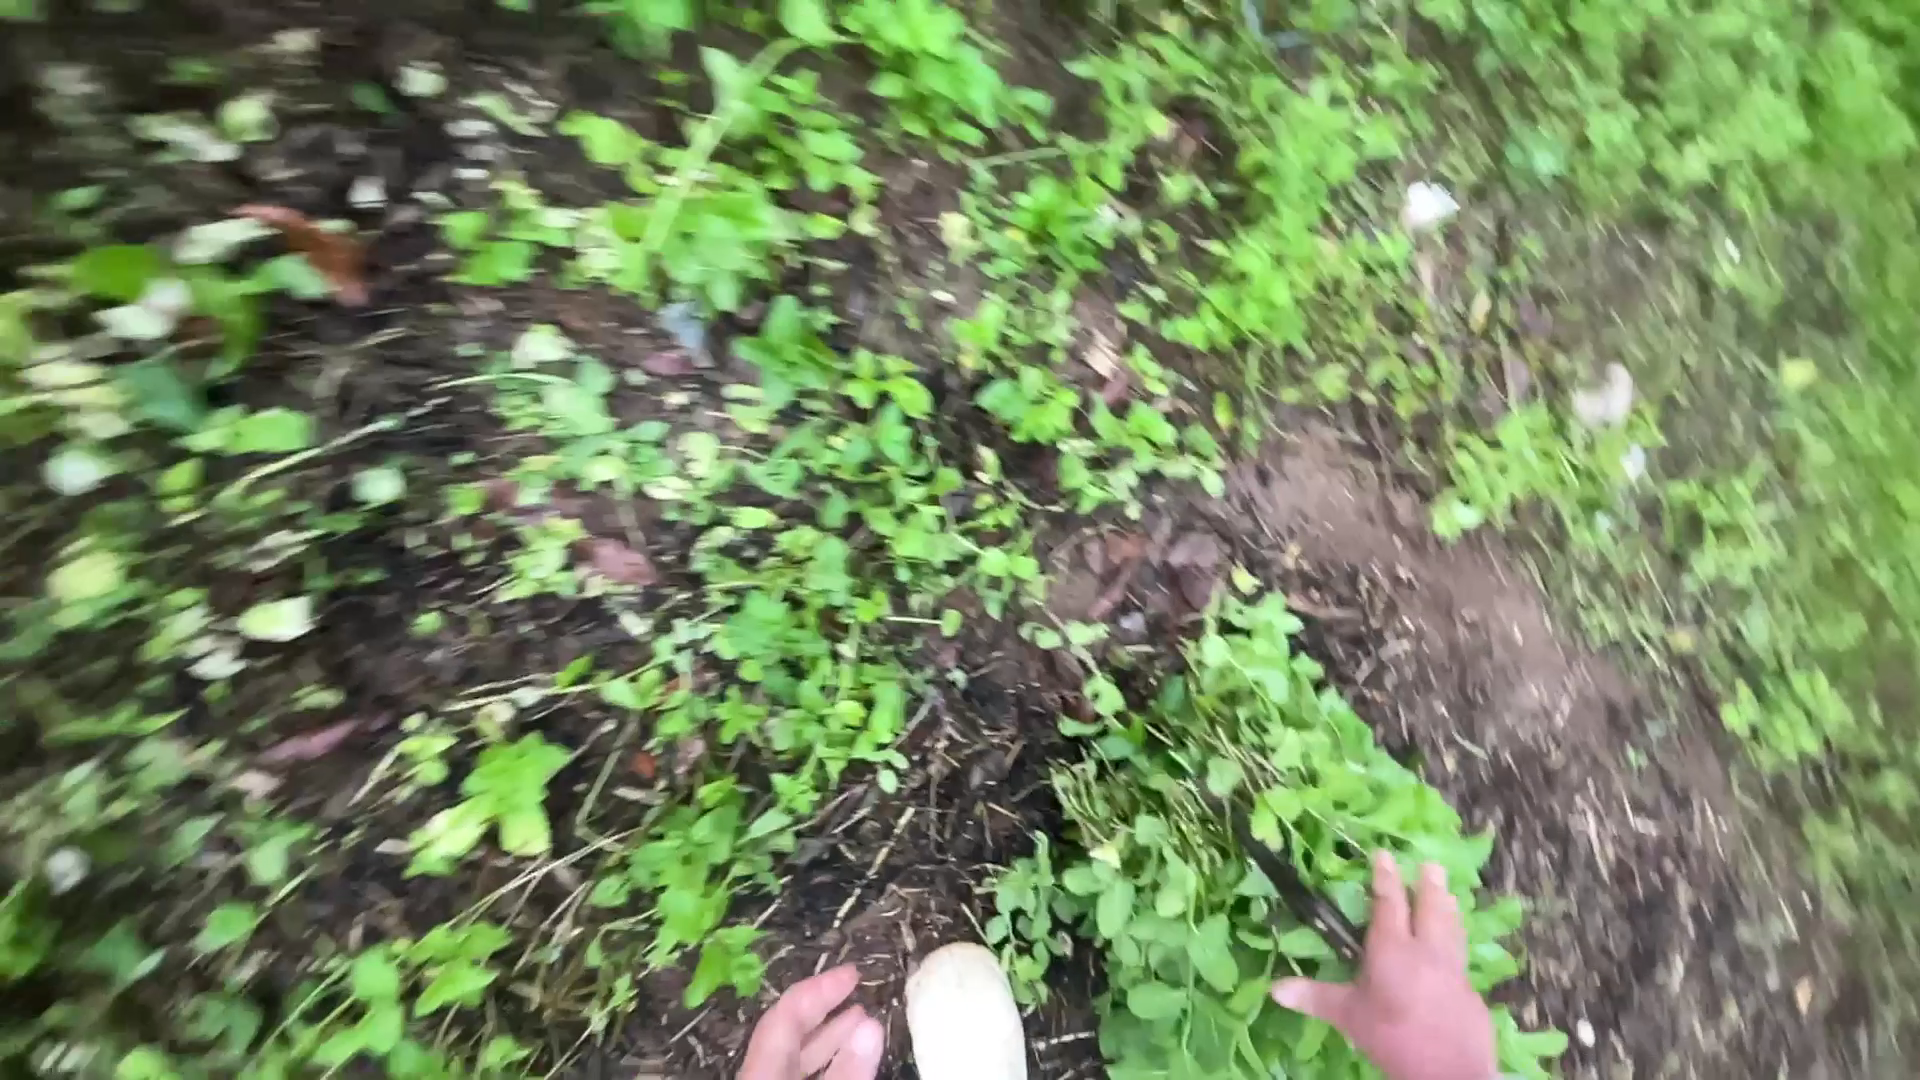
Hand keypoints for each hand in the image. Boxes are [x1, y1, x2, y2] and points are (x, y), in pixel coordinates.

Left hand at [738, 964, 885, 1079]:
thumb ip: (846, 1073)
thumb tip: (872, 1024)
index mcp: (760, 1071)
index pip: (785, 1015)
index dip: (819, 989)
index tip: (853, 972)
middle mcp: (758, 1073)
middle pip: (786, 1030)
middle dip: (823, 1005)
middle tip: (857, 983)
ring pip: (794, 1054)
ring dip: (829, 1033)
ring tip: (863, 1015)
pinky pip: (797, 1072)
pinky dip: (824, 1059)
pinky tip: (851, 1053)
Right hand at [1271, 852, 1495, 1079]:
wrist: (1450, 1077)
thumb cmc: (1392, 1038)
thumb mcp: (1348, 1016)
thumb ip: (1314, 996)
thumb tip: (1274, 988)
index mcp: (1392, 949)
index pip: (1389, 903)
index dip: (1385, 877)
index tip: (1384, 853)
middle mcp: (1426, 953)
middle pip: (1430, 910)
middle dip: (1429, 886)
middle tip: (1432, 863)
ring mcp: (1454, 974)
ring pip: (1452, 932)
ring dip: (1449, 910)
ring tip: (1451, 893)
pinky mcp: (1473, 998)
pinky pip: (1464, 962)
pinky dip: (1459, 946)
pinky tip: (1458, 950)